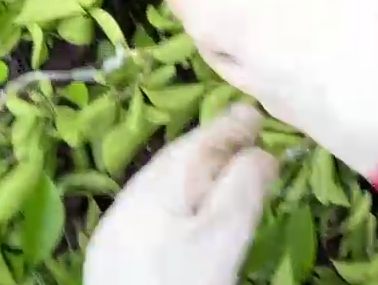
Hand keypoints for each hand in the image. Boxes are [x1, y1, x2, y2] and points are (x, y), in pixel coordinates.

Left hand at [83, 104, 277, 284]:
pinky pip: (153, 211)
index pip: (198, 143)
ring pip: (164, 186)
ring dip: (198, 171)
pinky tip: (194, 211)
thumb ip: (241, 191)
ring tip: (229, 168)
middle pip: (178, 161)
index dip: (231, 127)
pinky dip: (181, 200)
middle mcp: (128, 203)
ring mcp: (117, 234)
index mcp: (151, 190)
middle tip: (250, 137)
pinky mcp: (115, 261)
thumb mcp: (220, 244)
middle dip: (215, 145)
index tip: (259, 116)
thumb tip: (262, 152)